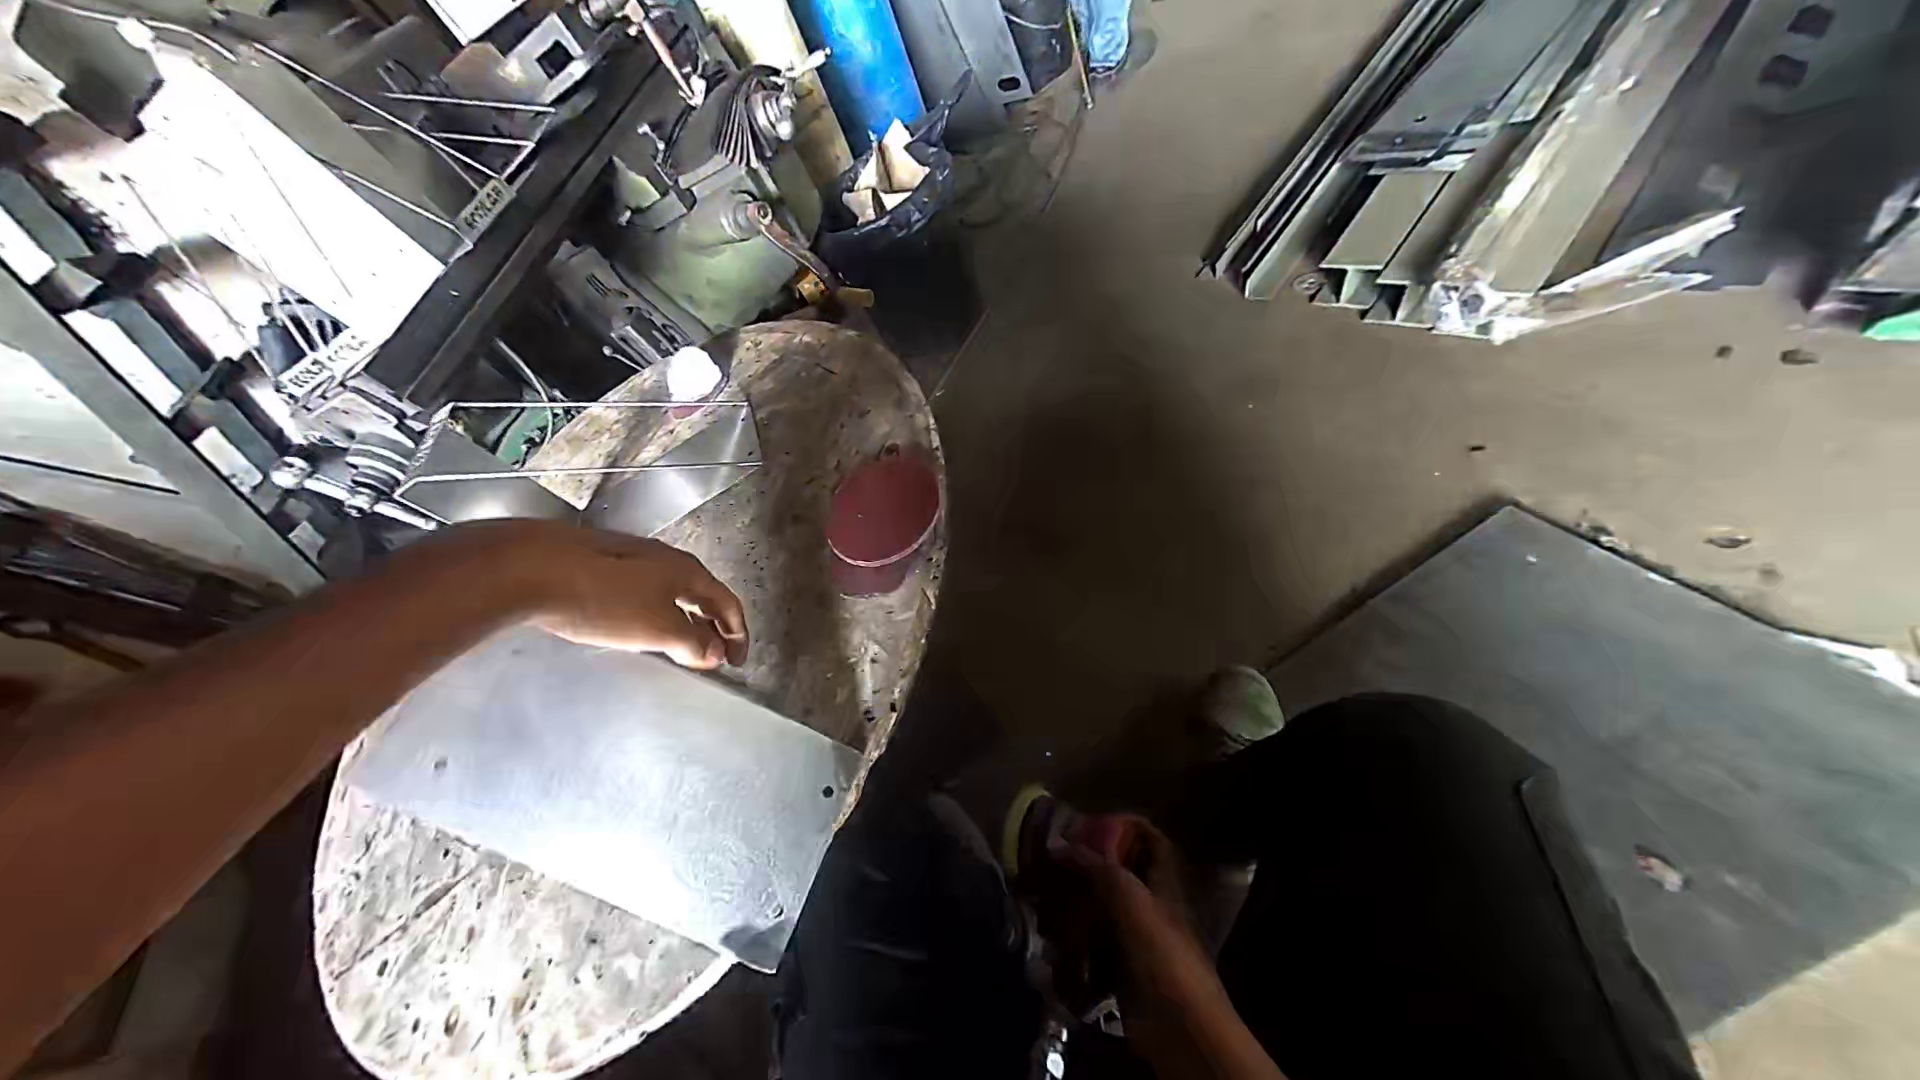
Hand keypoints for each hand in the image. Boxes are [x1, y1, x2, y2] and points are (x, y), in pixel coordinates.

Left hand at [417, 521, 749, 669]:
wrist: (532, 567)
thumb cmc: (604, 600)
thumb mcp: (658, 629)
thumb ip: (693, 643)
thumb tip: (715, 653)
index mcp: (688, 572)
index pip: (728, 603)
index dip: (738, 634)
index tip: (737, 661)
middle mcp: (667, 559)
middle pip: (703, 595)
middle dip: (712, 627)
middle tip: (712, 655)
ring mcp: (633, 558)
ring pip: (673, 592)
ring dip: (684, 620)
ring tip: (678, 645)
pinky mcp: (603, 563)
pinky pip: (646, 591)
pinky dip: (656, 613)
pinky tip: (636, 626)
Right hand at [1057, 815, 1228, 1015]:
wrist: (1181, 1027)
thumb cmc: (1161, 953)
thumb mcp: (1129, 899)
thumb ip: (1096, 868)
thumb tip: (1058, 844)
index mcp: (1165, 881)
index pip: (1151, 838)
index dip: (1126, 825)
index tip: (1092, 823)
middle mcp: (1153, 904)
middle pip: (1124, 871)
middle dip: (1092, 861)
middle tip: (1058, 856)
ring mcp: (1139, 937)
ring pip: (1106, 905)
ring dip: (1080, 898)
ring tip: (1048, 890)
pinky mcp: (1125, 967)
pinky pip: (1096, 942)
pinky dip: (1076, 936)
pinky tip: (1054, 931)